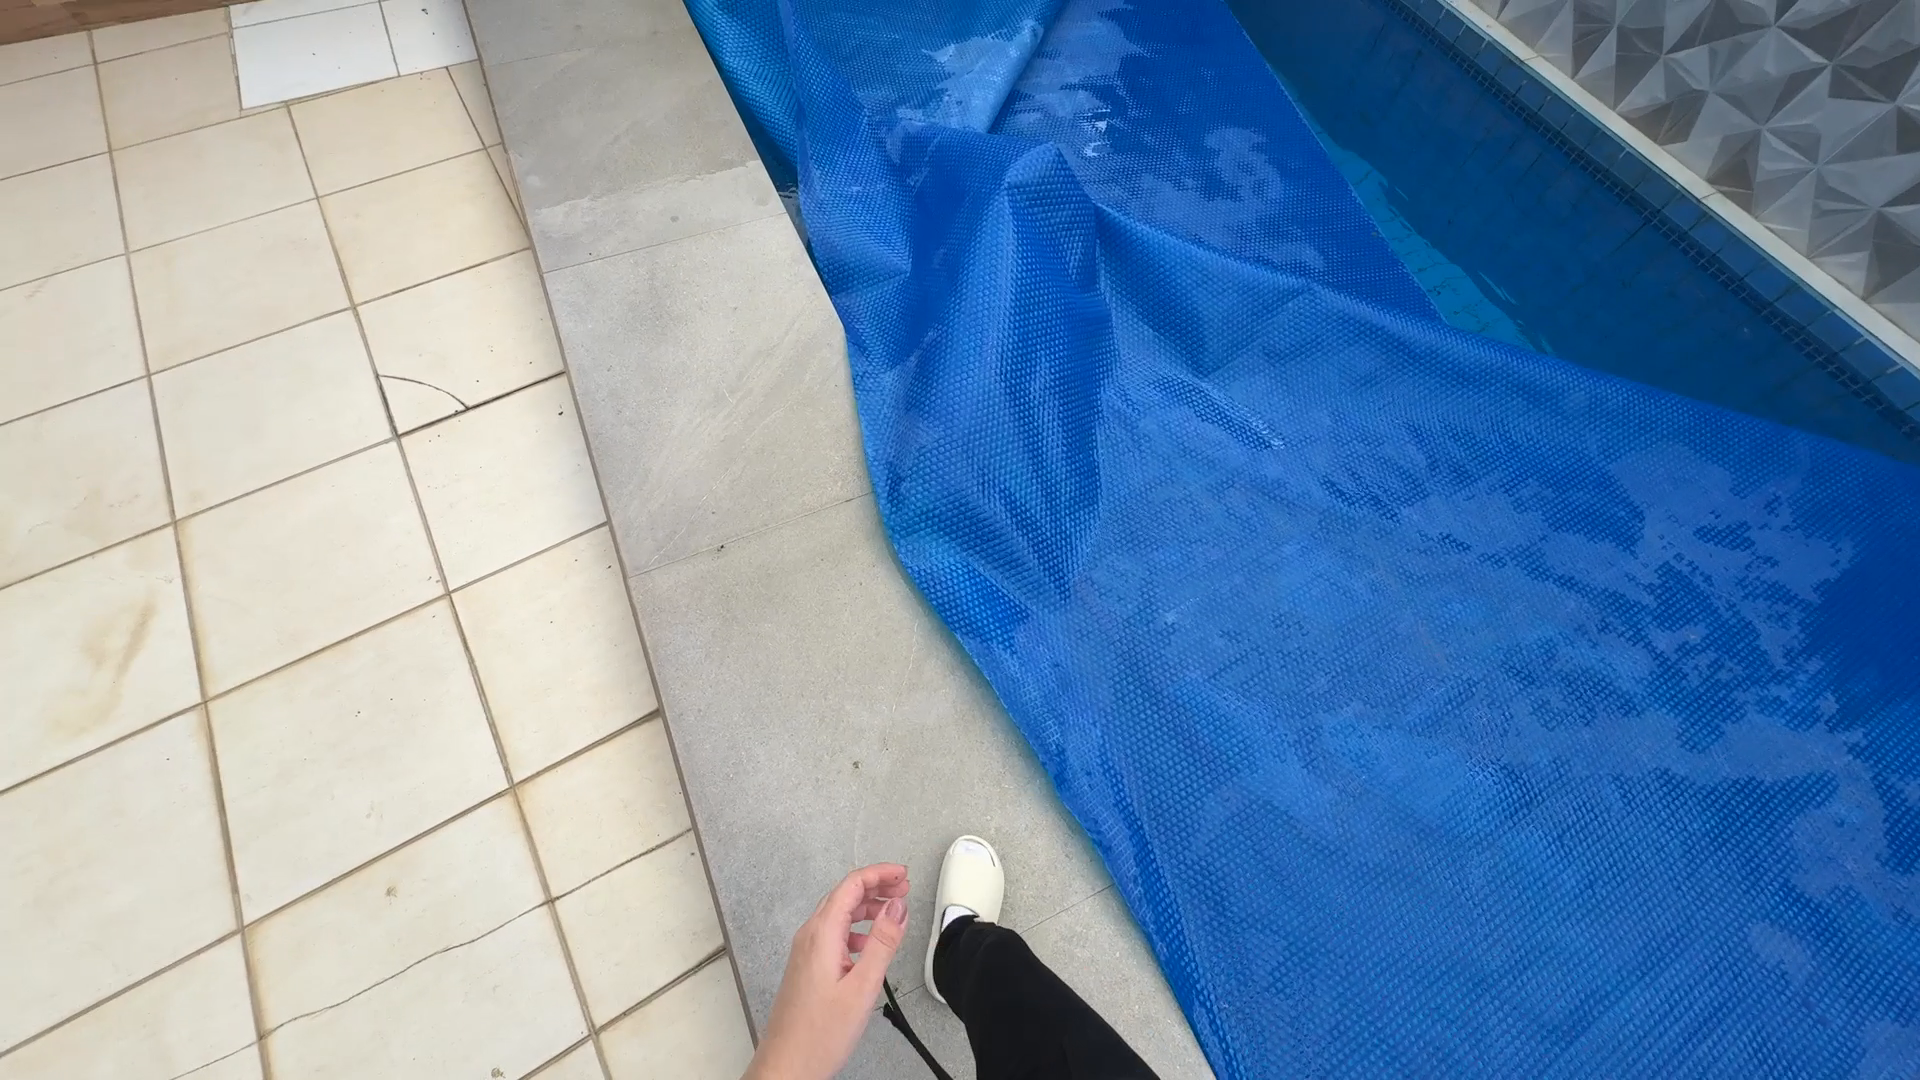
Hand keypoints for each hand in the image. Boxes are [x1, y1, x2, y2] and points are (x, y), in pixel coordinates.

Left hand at [743, 863, 910, 1079]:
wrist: (785, 1069)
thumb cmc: (819, 1035)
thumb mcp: (862, 987)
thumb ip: (883, 942)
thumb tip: (898, 907)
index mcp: (822, 933)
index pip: (852, 884)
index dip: (880, 873)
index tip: (903, 875)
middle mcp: (810, 935)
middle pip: (845, 894)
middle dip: (877, 886)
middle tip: (904, 888)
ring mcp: (806, 950)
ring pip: (839, 912)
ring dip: (867, 906)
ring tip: (893, 912)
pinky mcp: (807, 965)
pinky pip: (833, 931)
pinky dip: (856, 927)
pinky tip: (869, 943)